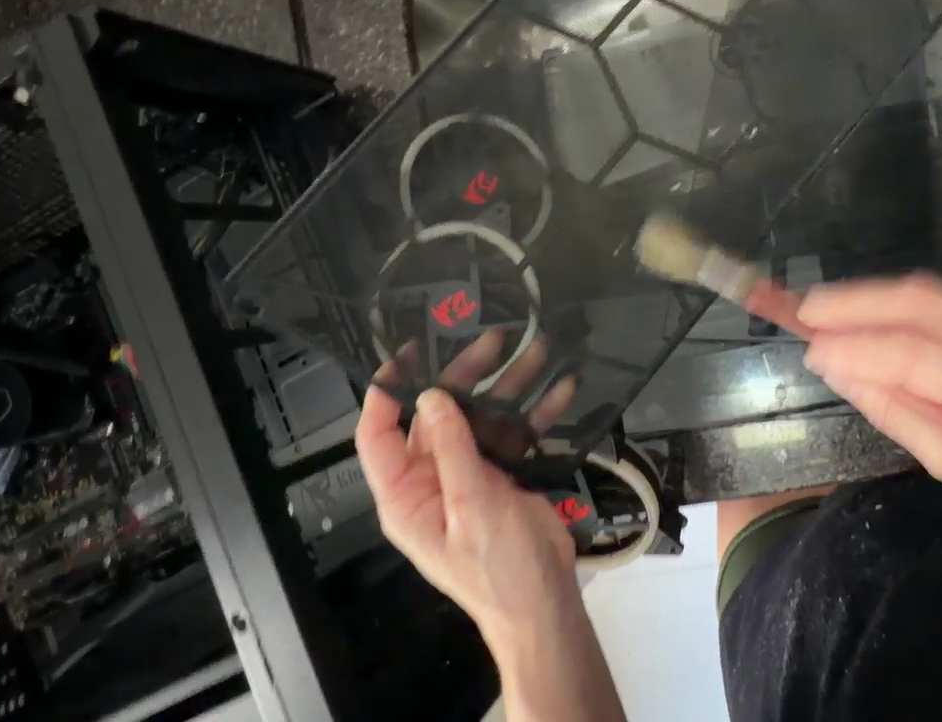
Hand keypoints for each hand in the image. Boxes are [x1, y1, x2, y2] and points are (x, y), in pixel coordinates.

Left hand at [355, 332, 579, 646]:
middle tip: (493, 340)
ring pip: (482, 418)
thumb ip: (452, 450)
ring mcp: (471, 475)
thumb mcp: (471, 507)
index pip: (379, 436)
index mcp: (408, 495)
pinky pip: (515, 434)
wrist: (546, 602)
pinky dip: (538, 411)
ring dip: (510, 386)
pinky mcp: (504, 475)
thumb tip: (429, 398)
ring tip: (537, 350)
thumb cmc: (498, 569)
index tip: (407, 355)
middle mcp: (434, 479)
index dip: (386, 393)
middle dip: (465, 376)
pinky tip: (562, 387)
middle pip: (439, 415)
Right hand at [800, 274, 941, 523]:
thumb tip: (840, 371)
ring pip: (923, 293)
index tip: (809, 349)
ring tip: (821, 310)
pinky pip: (940, 297)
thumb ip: (899, 414)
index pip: (913, 356)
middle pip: (915, 305)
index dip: (855, 347)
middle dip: (851, 302)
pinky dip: (896, 302)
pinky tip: (868, 315)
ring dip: (867, 297)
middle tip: (799, 309)